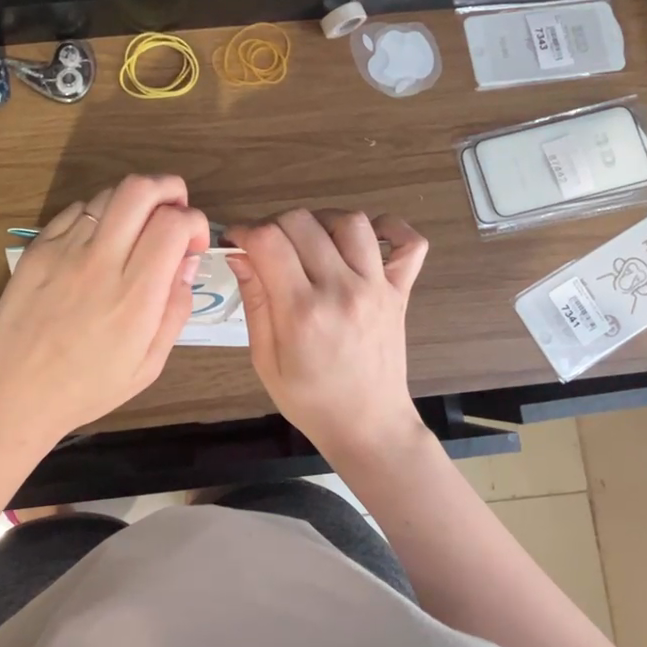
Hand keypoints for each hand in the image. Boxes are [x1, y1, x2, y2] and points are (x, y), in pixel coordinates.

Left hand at [0, 174, 208, 444]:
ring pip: (107, 194)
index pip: (174, 223)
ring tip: (137, 230)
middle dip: (169, 188)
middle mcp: (100, 262)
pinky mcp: (36, 250)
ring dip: (133, 202)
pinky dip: (98, 216)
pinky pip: (75, 212)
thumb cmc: (86, 389)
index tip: (193, 246)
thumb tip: (186, 262)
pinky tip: (99, 243)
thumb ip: (175, 309)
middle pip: (139, 189)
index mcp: (134, 296)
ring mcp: (63, 251)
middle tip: (175, 211)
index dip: (195, 222)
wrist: (13, 395)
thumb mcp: (148, 364)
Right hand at [225, 209, 428, 454]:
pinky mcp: (400, 291)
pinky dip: (390, 228)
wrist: (368, 425)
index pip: (268, 240)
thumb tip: (240, 255)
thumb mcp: (264, 359)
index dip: (244, 232)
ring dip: (322, 222)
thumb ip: (255, 301)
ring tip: (310, 244)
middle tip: (267, 248)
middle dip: (274, 225)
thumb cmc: (309, 399)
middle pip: (302, 221)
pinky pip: (410, 243)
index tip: (236, 242)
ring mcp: (377, 287)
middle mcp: (342, 290)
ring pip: (350, 221)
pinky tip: (367, 239)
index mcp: (302, 311)